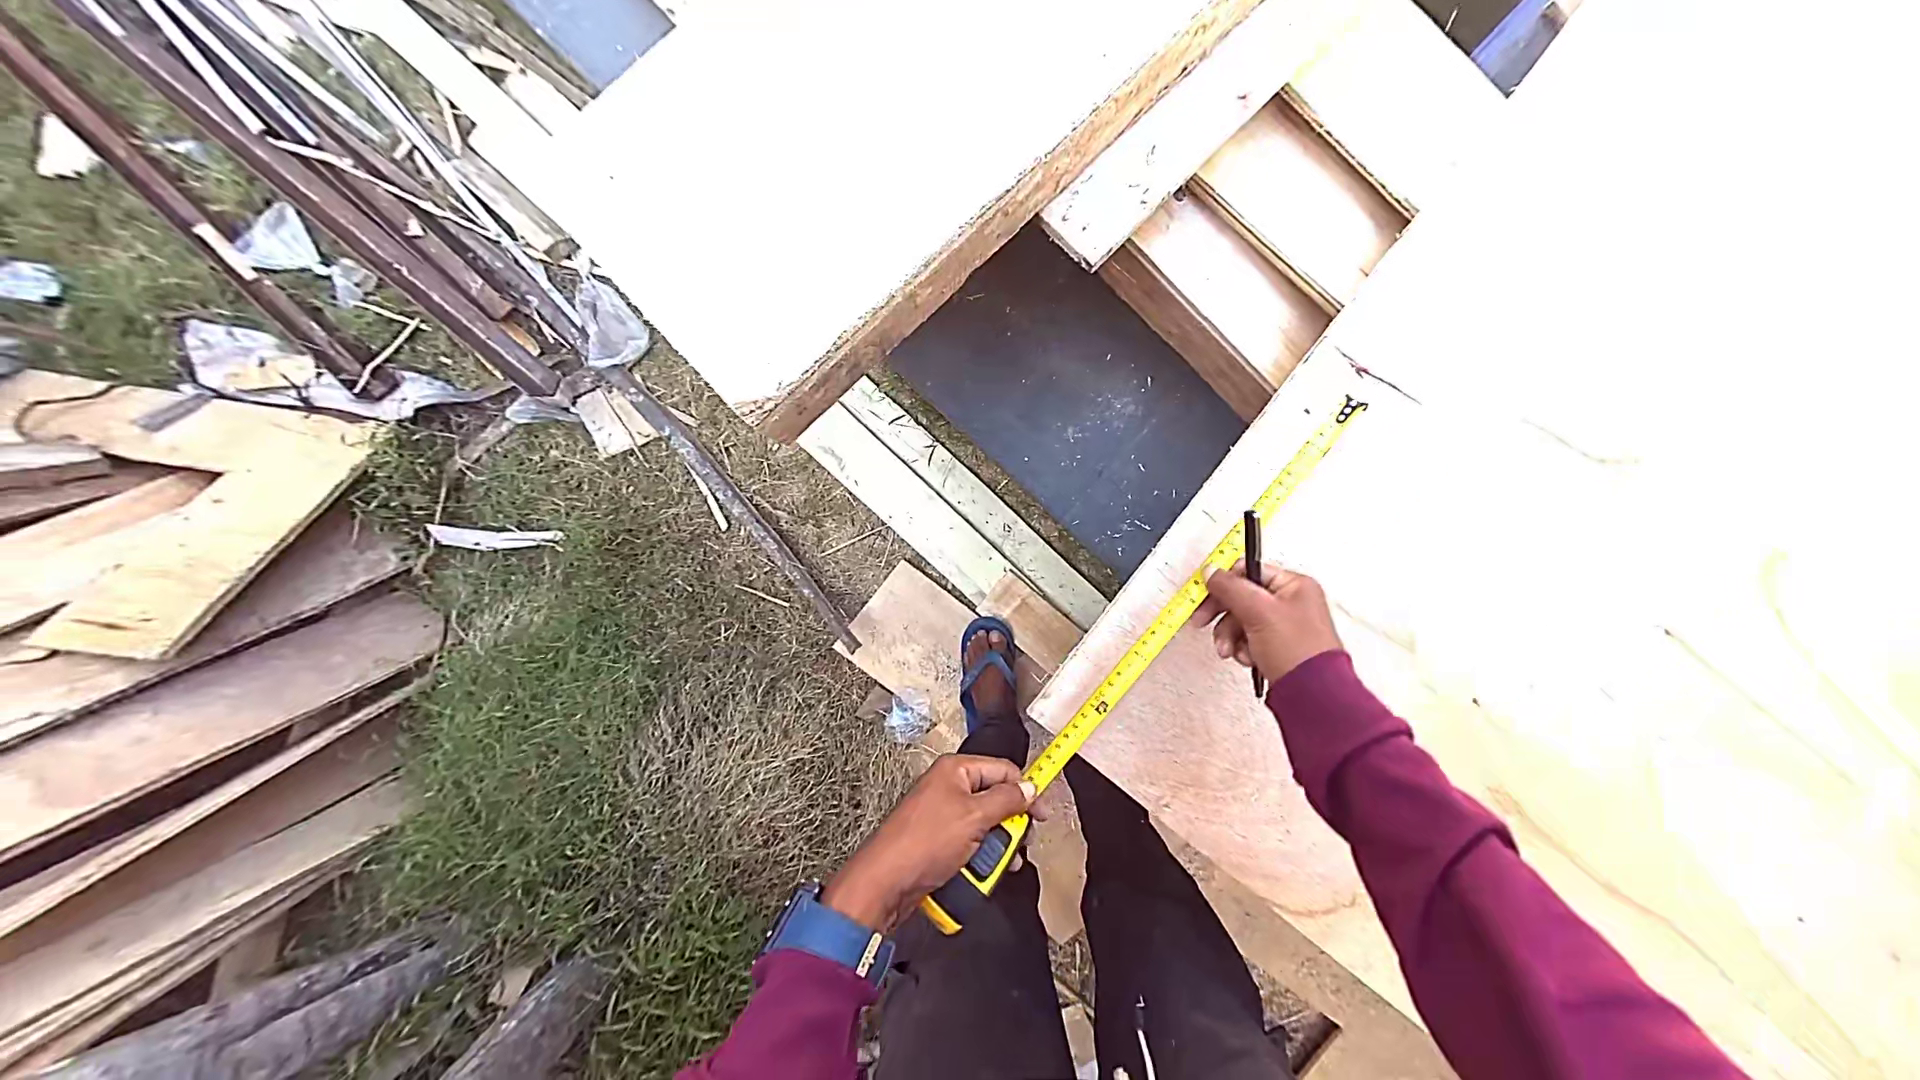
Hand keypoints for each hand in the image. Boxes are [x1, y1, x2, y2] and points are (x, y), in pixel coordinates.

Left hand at [822, 754, 1035, 932]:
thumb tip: (1028, 789)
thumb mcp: (975, 816)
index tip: (1041, 813)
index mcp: (956, 770)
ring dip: (994, 850)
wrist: (886, 883)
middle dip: (1009, 827)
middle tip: (1016, 844)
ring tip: (991, 865)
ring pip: (987, 829)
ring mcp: (944, 817)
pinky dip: (978, 862)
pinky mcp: (940, 843)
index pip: (1003, 771)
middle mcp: (949, 789)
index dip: (1025, 791)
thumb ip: (1007, 800)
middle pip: (997, 801)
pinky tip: (977, 874)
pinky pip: (971, 848)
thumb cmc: (919, 843)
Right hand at [1191, 562, 1342, 681]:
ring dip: (1229, 635)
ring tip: (1230, 649)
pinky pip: (1246, 638)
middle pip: (1240, 597)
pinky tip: (1246, 657)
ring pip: (1240, 619)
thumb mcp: (1258, 611)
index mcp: (1293, 585)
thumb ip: (1231, 587)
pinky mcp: (1276, 645)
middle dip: (1222, 614)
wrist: (1312, 695)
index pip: (1247, 571)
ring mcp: (1283, 624)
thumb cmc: (1298, 652)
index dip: (1223, 582)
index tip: (1205, 594)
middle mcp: (1290, 602)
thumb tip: (1211, 572)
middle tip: (1203, 619)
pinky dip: (1240, 647)